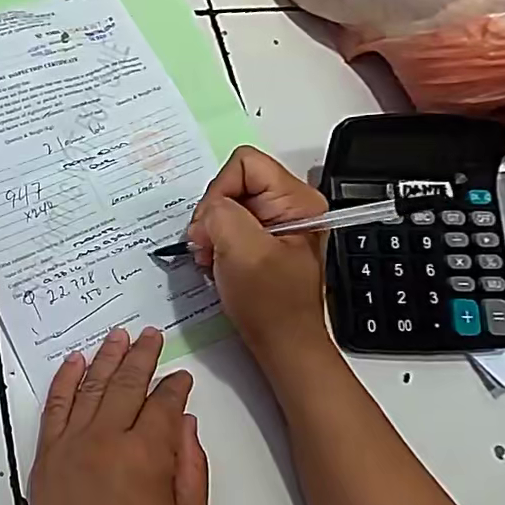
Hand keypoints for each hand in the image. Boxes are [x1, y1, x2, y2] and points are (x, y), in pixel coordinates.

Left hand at [22, 327, 208, 504]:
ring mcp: (68, 447)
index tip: (181, 377)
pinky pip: (54, 408)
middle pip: (125, 385)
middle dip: (141, 357)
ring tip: (117, 336)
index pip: (163, 406)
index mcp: (145, 457)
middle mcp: (103, 441)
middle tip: (151, 334)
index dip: (175, 388)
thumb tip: (183, 424)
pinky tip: (74, 364)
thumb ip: (190, 467)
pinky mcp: (45, 458)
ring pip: (89, 388)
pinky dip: (64, 382)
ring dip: (104, 359)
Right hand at [185, 145, 330, 357]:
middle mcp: (287, 205)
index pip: (244, 164)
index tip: (216, 226)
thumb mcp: (243, 251)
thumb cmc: (270, 302)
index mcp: (296, 200)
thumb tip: (209, 208)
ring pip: (223, 206)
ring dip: (209, 232)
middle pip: (231, 183)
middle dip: (211, 215)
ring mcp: (272, 223)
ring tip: (214, 258)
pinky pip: (224, 225)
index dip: (219, 191)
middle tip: (211, 245)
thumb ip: (222, 214)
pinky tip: (217, 262)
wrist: (281, 340)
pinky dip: (213, 243)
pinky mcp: (259, 239)